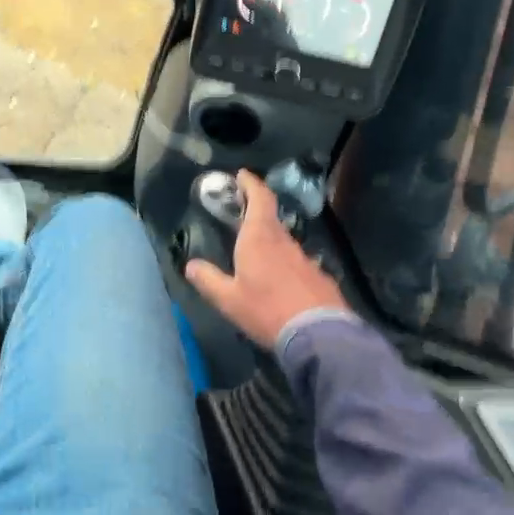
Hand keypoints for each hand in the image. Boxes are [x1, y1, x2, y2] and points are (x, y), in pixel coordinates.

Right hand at [184, 170, 347, 348]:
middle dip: (255, 215)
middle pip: (270, 220)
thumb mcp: (228, 299)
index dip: (251, 184)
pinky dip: (287, 267)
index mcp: (259, 238)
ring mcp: (307, 261)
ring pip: (285, 244)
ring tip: (258, 257)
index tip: (242, 175)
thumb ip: (208, 279)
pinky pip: (299, 266)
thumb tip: (191, 266)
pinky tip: (282, 285)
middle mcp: (285, 243)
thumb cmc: (268, 310)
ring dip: (271, 243)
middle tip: (239, 217)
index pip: (260, 199)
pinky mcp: (322, 281)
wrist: (323, 339)